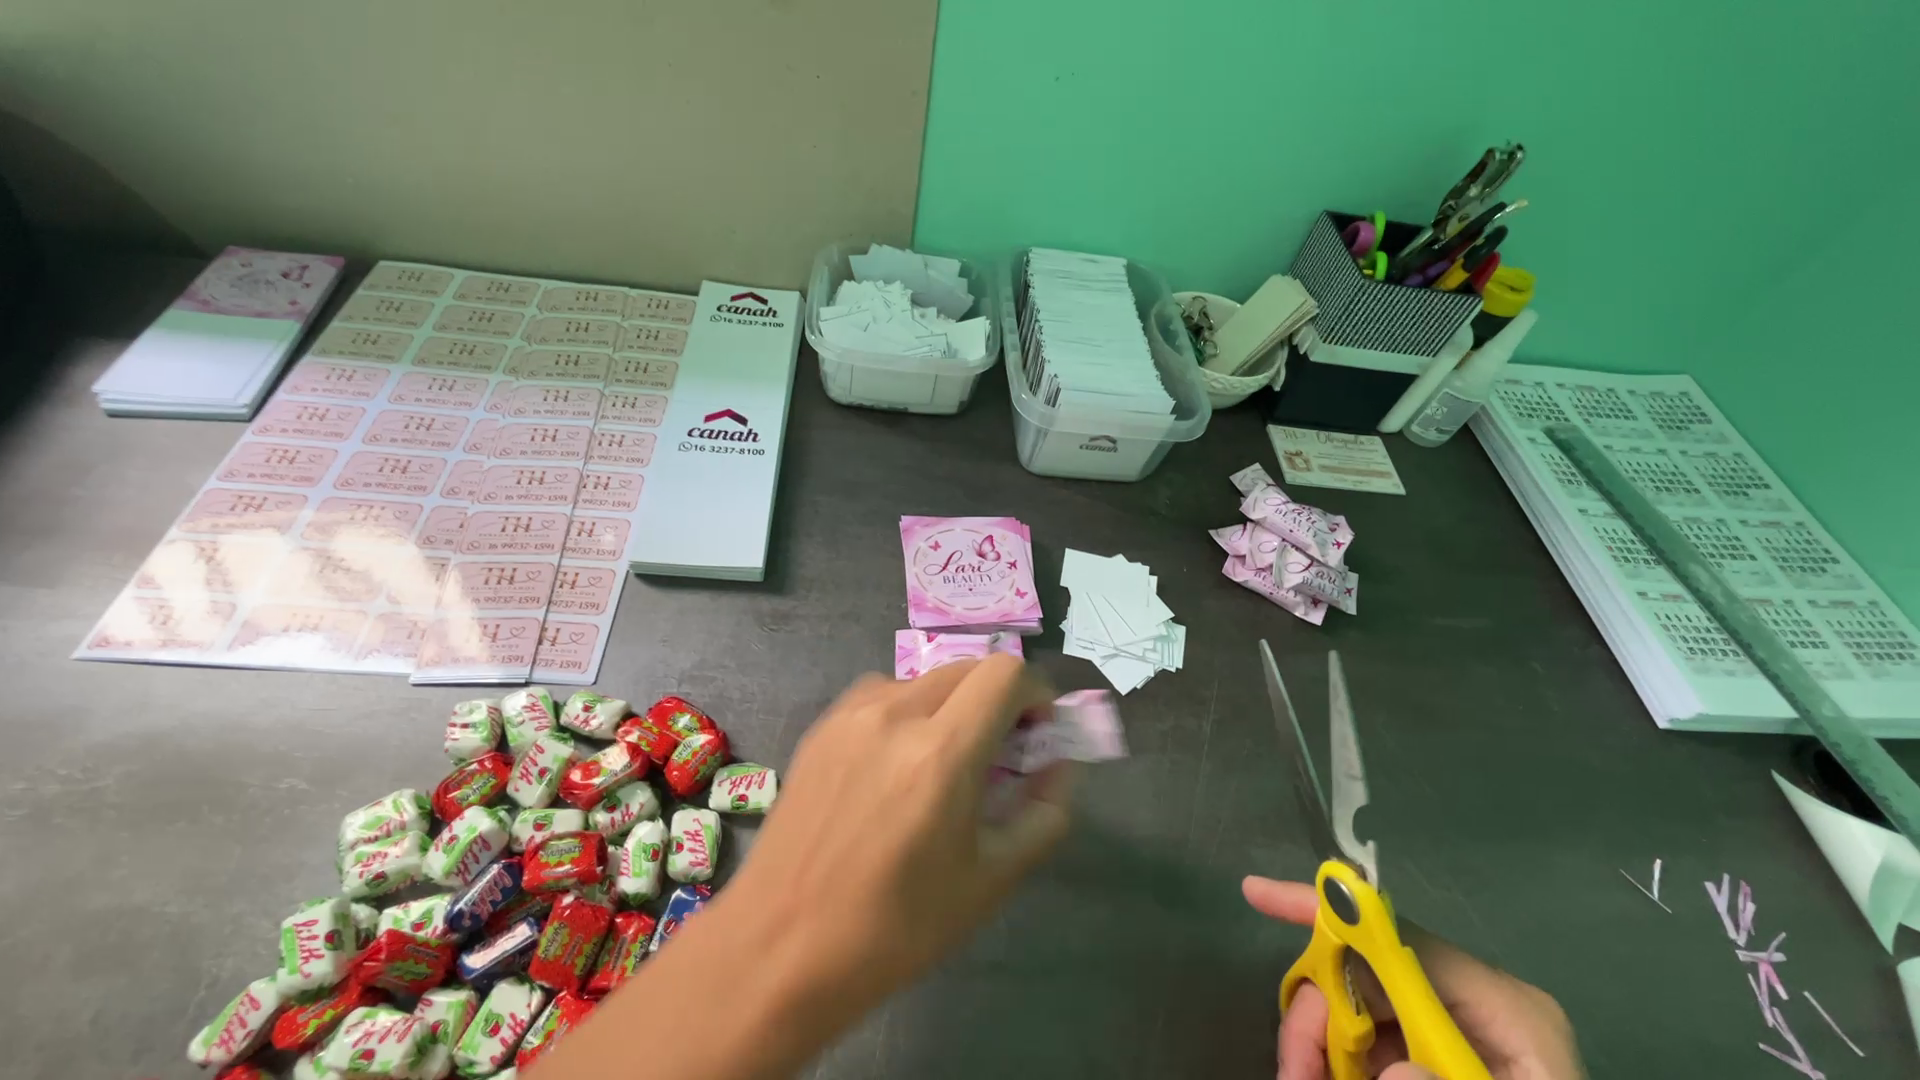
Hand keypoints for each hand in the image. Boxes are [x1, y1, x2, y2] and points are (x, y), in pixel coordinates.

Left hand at [540, 657, 1077, 1079]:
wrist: (781, 946)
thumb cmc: (896, 927)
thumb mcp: (991, 881)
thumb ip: (1043, 815)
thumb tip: (1060, 766)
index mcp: (942, 751)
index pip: (1005, 674)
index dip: (1036, 693)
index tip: (1039, 733)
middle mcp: (894, 714)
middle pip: (968, 669)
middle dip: (999, 699)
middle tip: (1003, 752)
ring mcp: (850, 717)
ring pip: (924, 680)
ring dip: (953, 705)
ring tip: (947, 762)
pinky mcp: (820, 729)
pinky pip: (881, 696)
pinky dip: (909, 713)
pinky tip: (898, 765)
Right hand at [1242, 876, 1586, 1079]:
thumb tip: (1389, 1070)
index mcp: (1502, 1005)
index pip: (1398, 936)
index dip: (1326, 910)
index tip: (1257, 894)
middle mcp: (1468, 1005)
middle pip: (1361, 980)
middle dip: (1312, 1017)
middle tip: (1292, 1072)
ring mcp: (1445, 1037)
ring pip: (1351, 1018)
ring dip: (1315, 1051)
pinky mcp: (1428, 1064)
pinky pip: (1364, 1050)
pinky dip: (1333, 1067)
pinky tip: (1317, 1078)